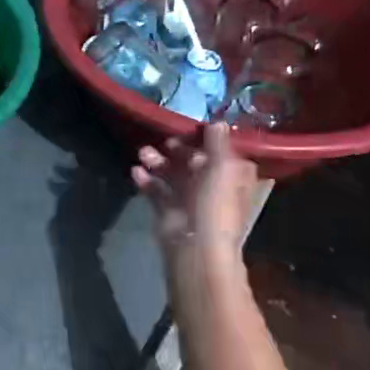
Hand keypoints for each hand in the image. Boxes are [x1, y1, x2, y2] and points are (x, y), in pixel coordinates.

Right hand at [131, 121, 258, 256]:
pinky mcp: (169, 213)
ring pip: (173, 175)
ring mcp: (190, 201)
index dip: (208, 140)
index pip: (223, 152)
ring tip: (143, 154)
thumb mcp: (223, 167)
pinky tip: (136, 171)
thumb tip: (216, 122)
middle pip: (195, 162)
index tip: (192, 128)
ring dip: (158, 162)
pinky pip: (156, 191)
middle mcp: (213, 187)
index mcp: (233, 177)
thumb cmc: (215, 204)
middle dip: (178, 150)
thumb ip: (218, 142)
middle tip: (166, 141)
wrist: (196, 247)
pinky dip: (146, 181)